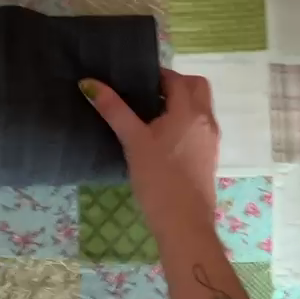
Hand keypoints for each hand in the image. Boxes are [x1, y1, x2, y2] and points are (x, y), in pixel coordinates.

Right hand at [82, 69, 219, 238]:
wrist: (184, 223)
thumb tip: (89, 83)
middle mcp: (206, 120)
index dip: (156, 75)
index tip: (134, 80)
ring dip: (179, 103)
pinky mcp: (208, 156)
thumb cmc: (158, 178)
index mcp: (189, 111)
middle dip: (174, 84)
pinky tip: (160, 138)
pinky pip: (198, 126)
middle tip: (145, 94)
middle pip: (196, 88)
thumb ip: (113, 110)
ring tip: (149, 116)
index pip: (176, 79)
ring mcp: (210, 140)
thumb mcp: (133, 141)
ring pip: (199, 108)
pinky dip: (183, 121)